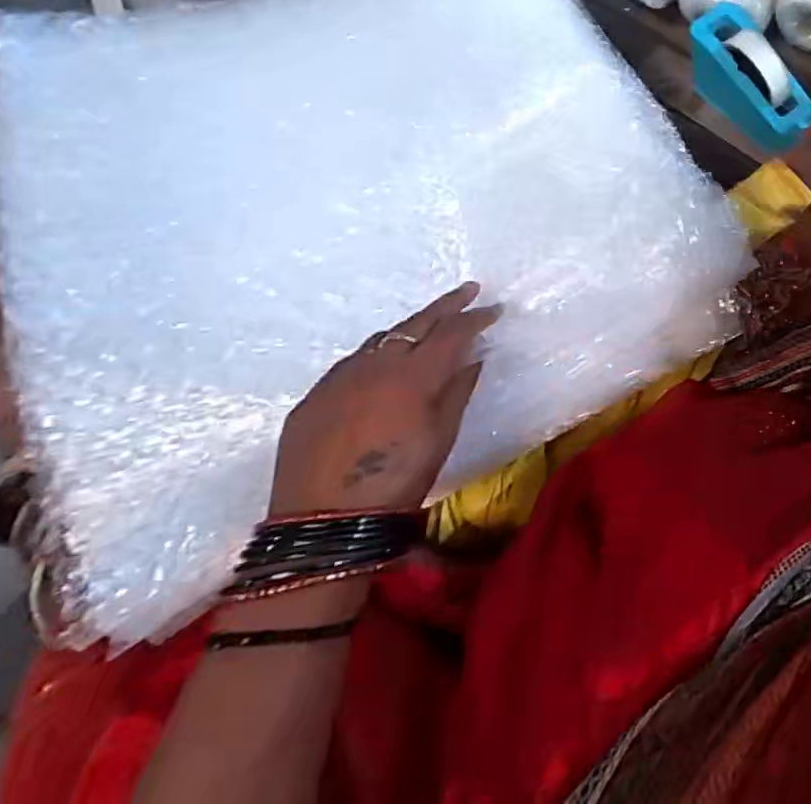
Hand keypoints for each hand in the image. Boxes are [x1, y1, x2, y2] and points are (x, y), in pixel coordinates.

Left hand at [267, 283, 498, 517]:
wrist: (325, 519)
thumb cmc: (399, 479)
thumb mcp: (441, 435)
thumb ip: (457, 391)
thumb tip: (472, 359)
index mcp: (412, 375)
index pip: (451, 333)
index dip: (476, 319)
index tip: (495, 309)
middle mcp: (374, 365)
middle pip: (415, 323)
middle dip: (446, 305)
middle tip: (468, 291)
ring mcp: (339, 377)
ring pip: (380, 339)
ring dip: (409, 329)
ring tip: (428, 327)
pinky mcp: (315, 396)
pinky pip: (352, 362)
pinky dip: (377, 353)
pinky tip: (384, 364)